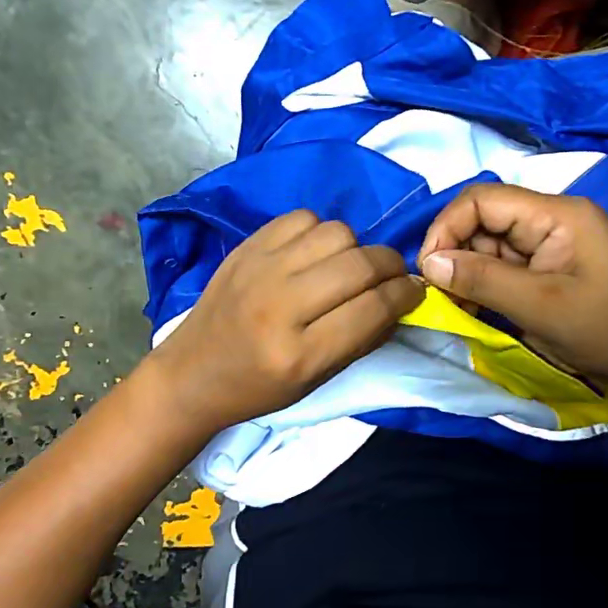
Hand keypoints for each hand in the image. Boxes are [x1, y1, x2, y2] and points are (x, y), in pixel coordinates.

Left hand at [142, 211, 424, 434]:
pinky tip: (314, 252)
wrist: (192, 372)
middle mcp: (279, 305)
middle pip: (359, 264)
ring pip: (335, 233)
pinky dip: (318, 231)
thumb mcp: (315, 380)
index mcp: (299, 354)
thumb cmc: (257, 388)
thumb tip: (400, 299)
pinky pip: (301, 218)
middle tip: (394, 275)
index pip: (372, 308)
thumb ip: (361, 339)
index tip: (415, 292)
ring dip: (355, 248)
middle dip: (390, 266)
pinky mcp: (245, 248)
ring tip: (349, 265)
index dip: (406, 295)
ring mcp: (259, 270)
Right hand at [417, 184, 607, 400]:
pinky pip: (502, 264)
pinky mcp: (549, 266)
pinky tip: (475, 307)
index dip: (447, 228)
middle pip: (482, 220)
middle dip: (455, 253)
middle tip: (441, 295)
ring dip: (466, 272)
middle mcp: (551, 219)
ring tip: (458, 306)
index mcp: (557, 214)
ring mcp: (551, 243)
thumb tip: (429, 263)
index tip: (430, 270)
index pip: (481, 200)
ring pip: (488, 244)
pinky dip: (482, 283)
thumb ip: (482, 280)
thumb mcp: (543, 307)